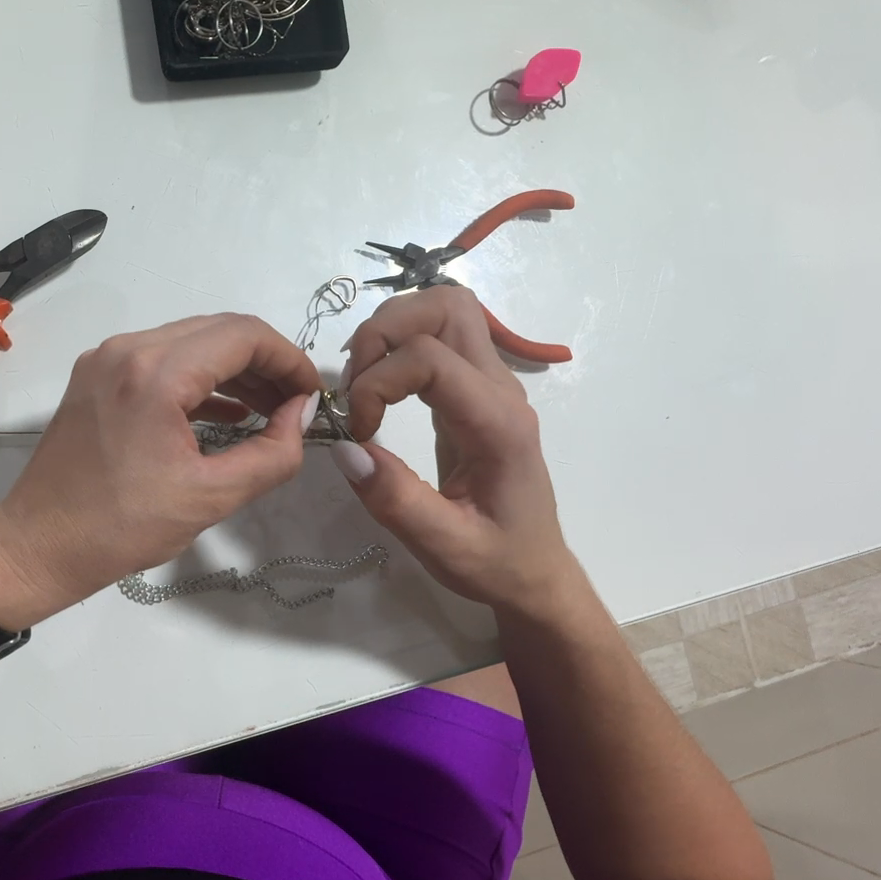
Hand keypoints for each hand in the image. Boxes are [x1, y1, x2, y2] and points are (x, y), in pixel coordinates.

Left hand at [0, 314, 321, 625]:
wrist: (39, 546)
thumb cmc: (122, 529)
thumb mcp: (211, 497)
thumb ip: (272, 453)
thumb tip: (301, 413)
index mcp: (153, 373)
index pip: (243, 335)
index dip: (289, 360)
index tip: (312, 396)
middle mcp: (126, 350)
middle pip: (216, 331)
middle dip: (264, 363)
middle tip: (295, 405)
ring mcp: (103, 361)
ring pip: (188, 343)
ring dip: (232, 370)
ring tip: (269, 412)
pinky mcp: (93, 379)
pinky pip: (159, 363)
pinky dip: (197, 381)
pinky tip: (226, 413)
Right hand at [330, 286, 579, 615]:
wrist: (534, 572)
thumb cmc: (495, 562)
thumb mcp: (443, 547)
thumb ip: (397, 500)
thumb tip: (346, 449)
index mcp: (497, 425)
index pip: (431, 358)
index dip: (378, 383)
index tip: (359, 431)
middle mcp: (500, 390)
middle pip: (446, 307)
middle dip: (384, 333)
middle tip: (354, 389)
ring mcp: (492, 385)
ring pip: (444, 310)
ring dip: (390, 333)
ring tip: (362, 387)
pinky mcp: (475, 390)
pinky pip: (439, 337)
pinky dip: (398, 347)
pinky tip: (378, 393)